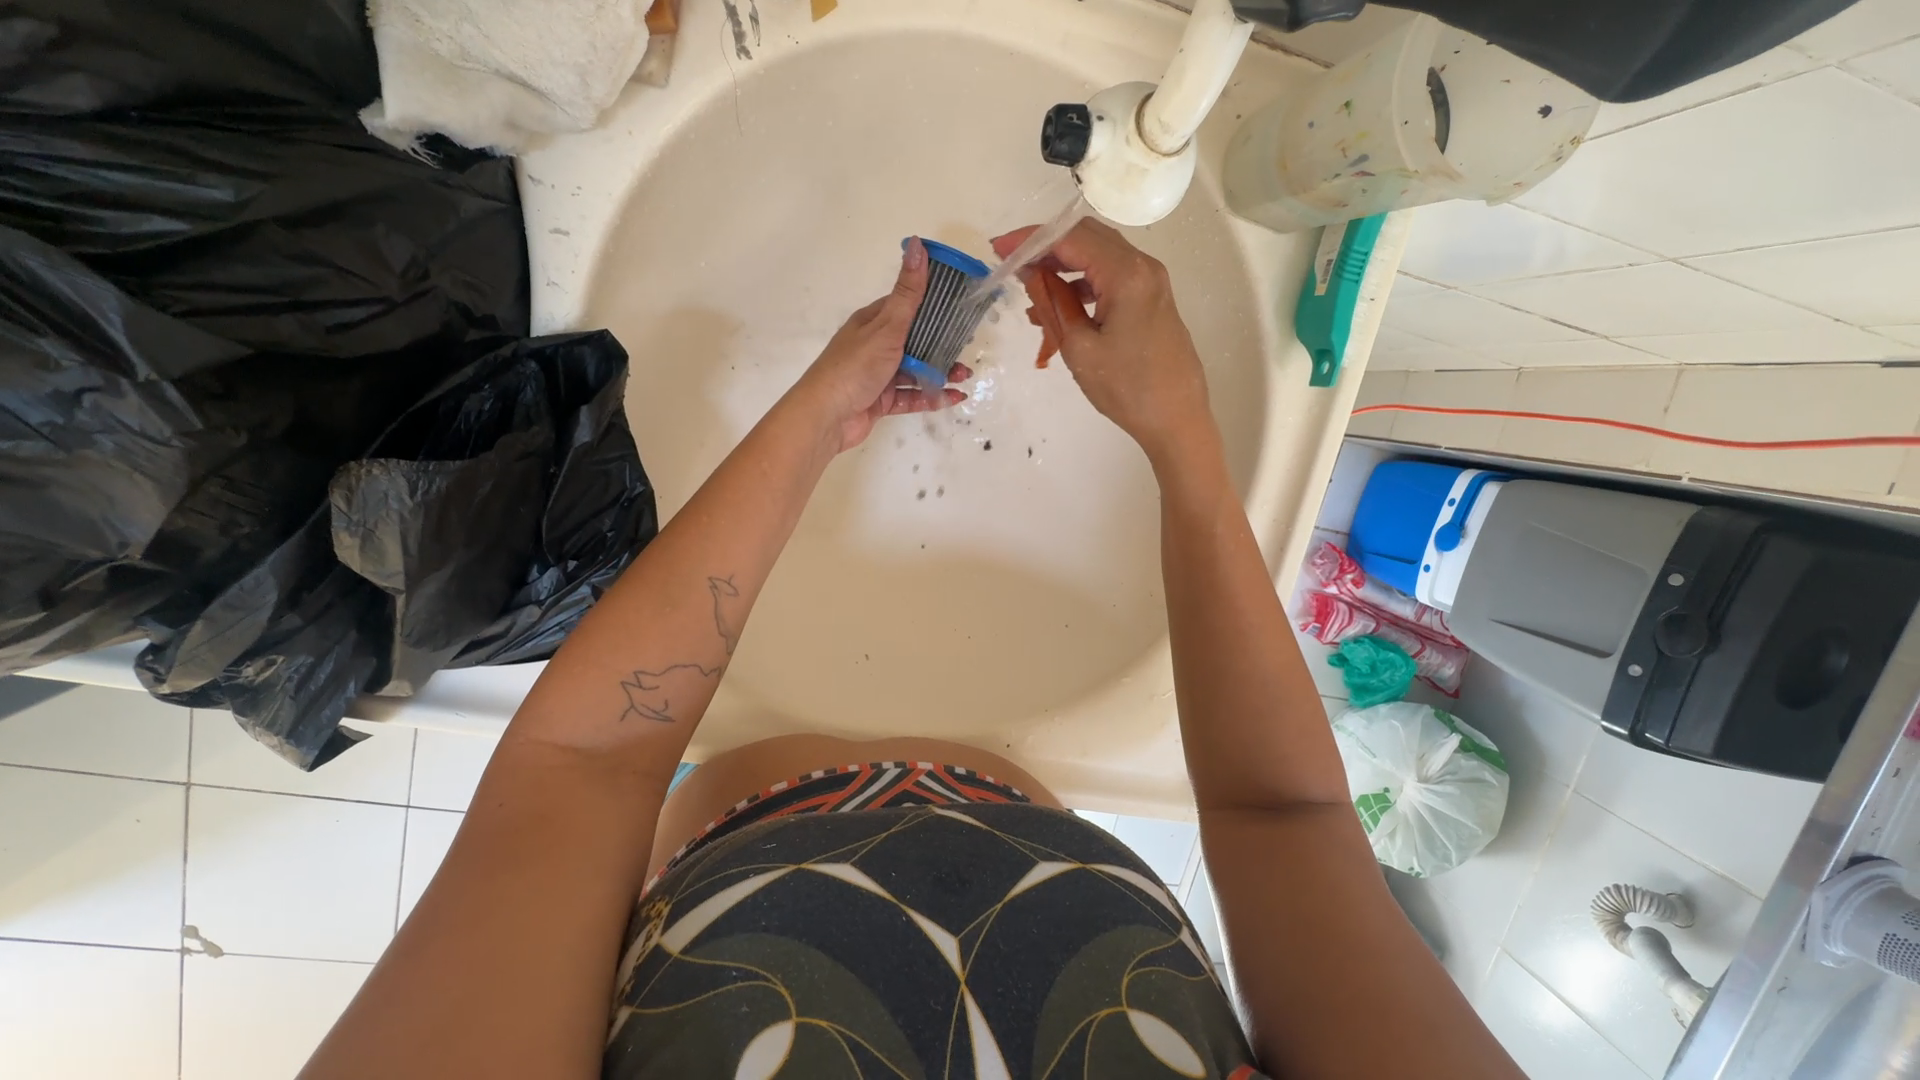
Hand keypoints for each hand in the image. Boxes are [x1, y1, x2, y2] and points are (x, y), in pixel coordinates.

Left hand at [789, 237, 971, 453]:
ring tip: (965, 376)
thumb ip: (908, 293)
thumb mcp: (886, 326)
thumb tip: (918, 243)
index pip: (906, 306)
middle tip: (968, 347)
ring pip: (916, 370)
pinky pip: (911, 397)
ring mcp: (878, 375)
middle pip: (915, 340)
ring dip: (941, 372)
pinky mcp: (881, 402)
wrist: (826, 417)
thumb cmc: (854, 367)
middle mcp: (875, 346)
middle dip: (942, 344)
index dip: (933, 304)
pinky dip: (932, 396)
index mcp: (873, 322)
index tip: (960, 306)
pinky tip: (954, 397)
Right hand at [991, 219, 1211, 463]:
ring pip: (1098, 258)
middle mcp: (1143, 266)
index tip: (999, 249)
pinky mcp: (1151, 298)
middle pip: (1087, 238)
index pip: (1070, 237)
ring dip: (1063, 269)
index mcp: (1126, 274)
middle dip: (1046, 248)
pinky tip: (1059, 309)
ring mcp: (1151, 281)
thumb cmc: (1126, 389)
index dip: (1031, 239)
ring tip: (1032, 298)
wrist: (1177, 418)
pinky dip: (1082, 286)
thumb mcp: (1078, 347)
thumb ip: (1052, 302)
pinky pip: (1110, 278)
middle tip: (1011, 267)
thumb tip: (1031, 272)